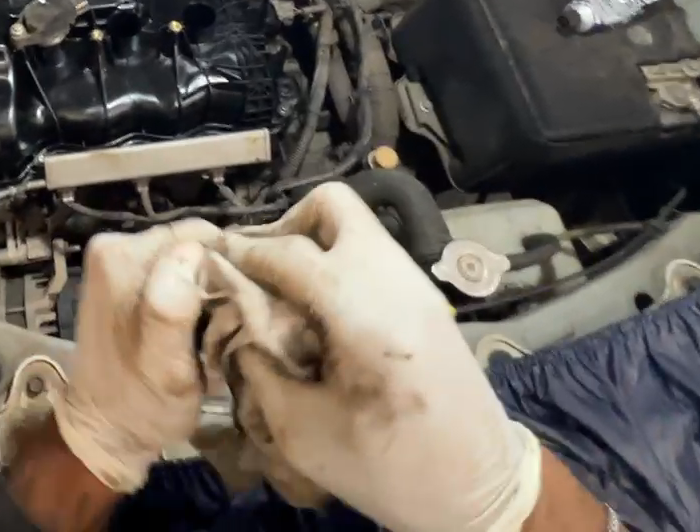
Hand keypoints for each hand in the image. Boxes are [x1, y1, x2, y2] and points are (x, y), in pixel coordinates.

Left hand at [52, 219, 219, 491]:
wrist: (104, 430)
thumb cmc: (139, 403)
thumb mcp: (164, 365)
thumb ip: (173, 307)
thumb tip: (193, 253)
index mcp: (120, 257)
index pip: (195, 235)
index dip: (224, 266)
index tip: (235, 304)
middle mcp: (112, 246)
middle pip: (187, 242)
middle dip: (211, 276)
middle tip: (223, 319)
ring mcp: (113, 259)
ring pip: (181, 256)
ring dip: (200, 286)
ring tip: (208, 324)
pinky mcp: (118, 275)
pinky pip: (168, 269)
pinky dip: (186, 292)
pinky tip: (191, 322)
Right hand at [214, 183, 542, 531]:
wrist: (486, 494)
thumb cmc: (393, 472)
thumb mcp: (304, 434)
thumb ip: (259, 368)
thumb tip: (237, 321)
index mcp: (366, 315)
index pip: (290, 252)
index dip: (244, 251)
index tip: (213, 258)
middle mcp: (394, 280)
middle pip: (331, 204)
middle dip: (285, 226)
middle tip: (261, 267)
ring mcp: (415, 281)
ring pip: (352, 221)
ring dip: (310, 240)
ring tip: (285, 287)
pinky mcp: (424, 292)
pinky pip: (367, 248)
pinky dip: (334, 258)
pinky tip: (319, 305)